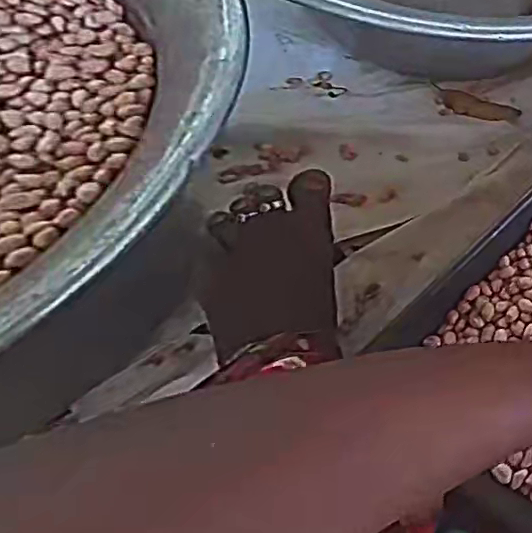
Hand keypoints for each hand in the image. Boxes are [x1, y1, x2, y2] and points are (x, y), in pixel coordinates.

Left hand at [201, 168, 339, 355]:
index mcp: (309, 226)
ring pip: (228, 217)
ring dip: (236, 226)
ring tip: (241, 241)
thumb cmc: (317, 315)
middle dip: (267, 206)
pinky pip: (208, 246)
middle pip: (263, 198)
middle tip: (271, 222)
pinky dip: (216, 250)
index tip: (309, 188)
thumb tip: (309, 241)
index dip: (308, 185)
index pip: (308, 186)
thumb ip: (314, 248)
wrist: (276, 348)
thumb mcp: (324, 272)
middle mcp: (270, 225)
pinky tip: (223, 263)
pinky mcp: (207, 266)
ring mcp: (234, 244)